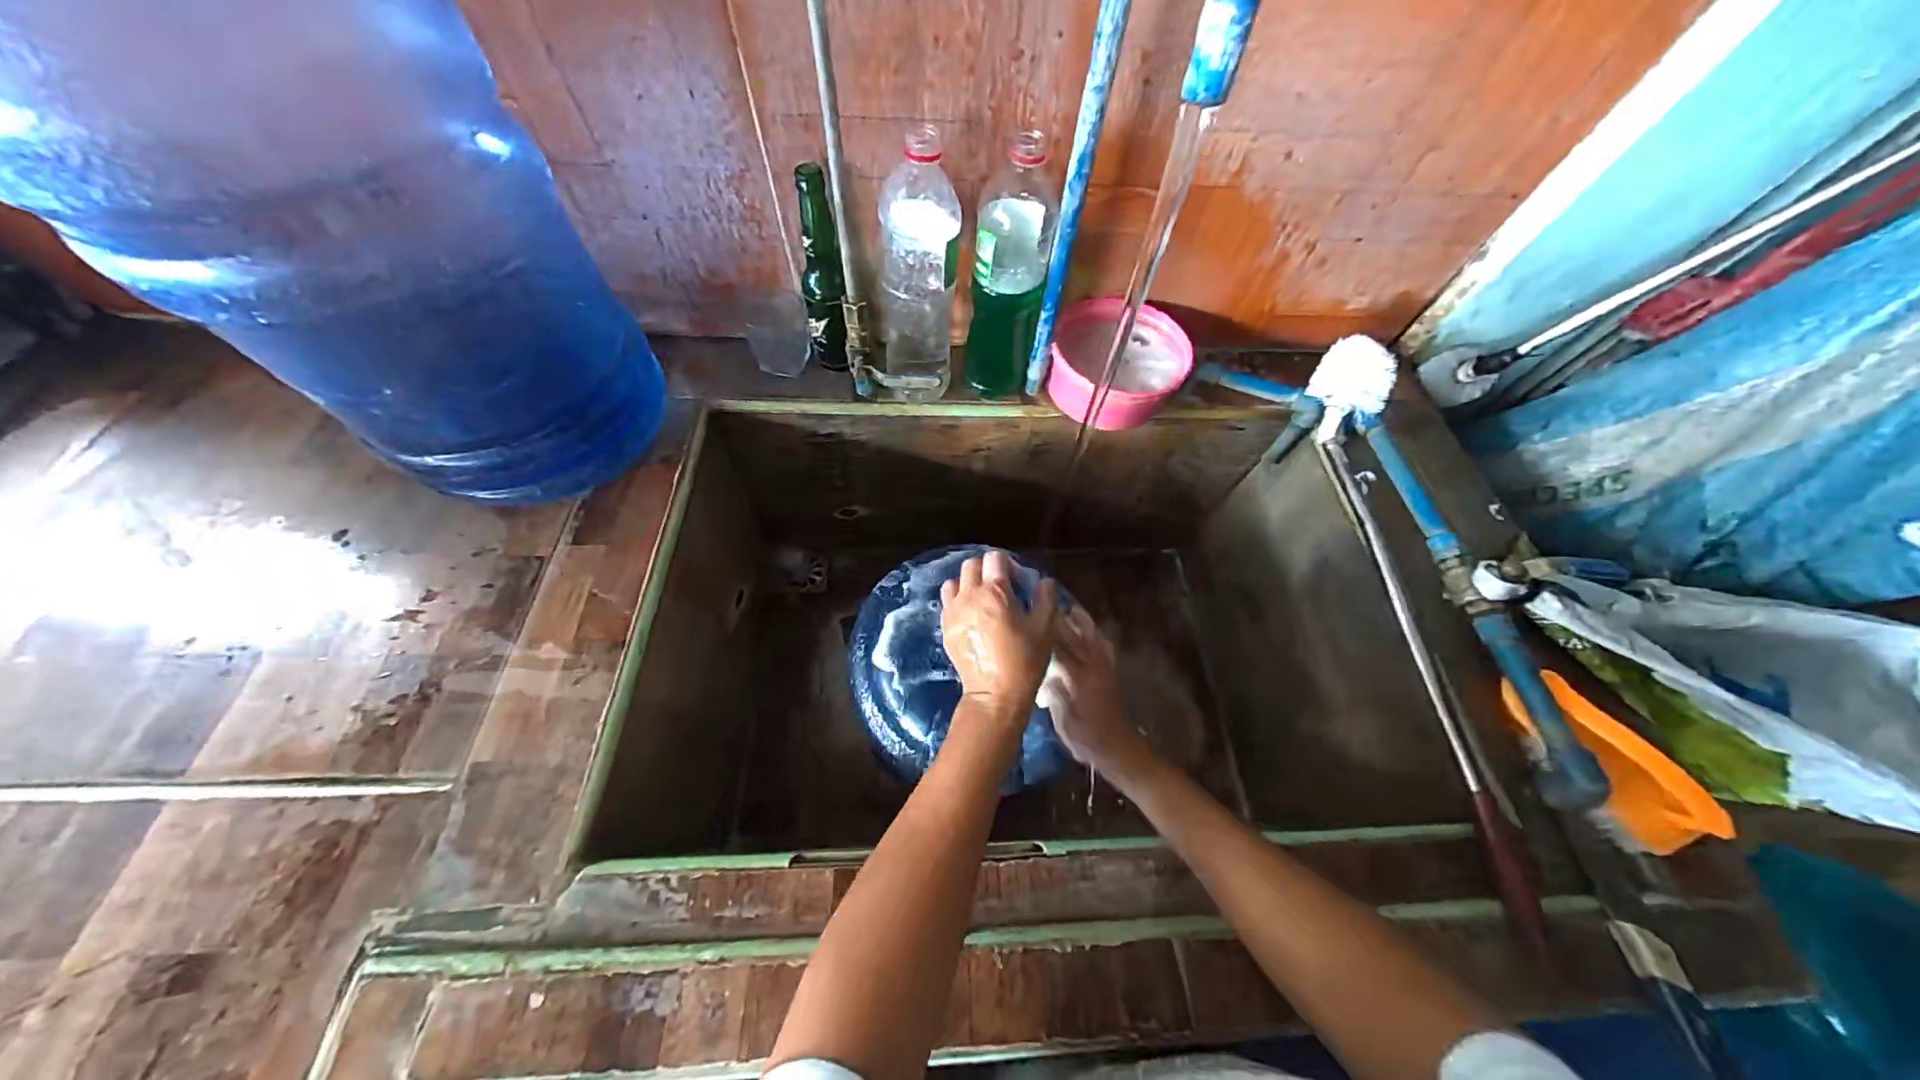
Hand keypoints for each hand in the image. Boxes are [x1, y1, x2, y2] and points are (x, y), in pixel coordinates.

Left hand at [939, 551, 1057, 720]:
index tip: (1017, 579)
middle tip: (1001, 587)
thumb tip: (1044, 582)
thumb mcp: (1045, 628)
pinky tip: (972, 616)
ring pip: (955, 581)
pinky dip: (958, 601)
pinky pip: (948, 602)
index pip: (994, 558)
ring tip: (982, 600)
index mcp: (994, 593)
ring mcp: (953, 612)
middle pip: (972, 565)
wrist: (994, 695)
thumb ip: (1046, 598)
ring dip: (968, 584)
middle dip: (987, 569)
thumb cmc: (1024, 661)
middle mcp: (969, 597)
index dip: (1007, 564)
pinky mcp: (945, 627)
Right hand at [1046, 606, 1156, 783]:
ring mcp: (1106, 669)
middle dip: (1062, 620)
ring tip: (1071, 610)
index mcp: (1079, 678)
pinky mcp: (1113, 673)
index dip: (1045, 632)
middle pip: (1077, 637)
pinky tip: (1092, 632)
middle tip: (1048, 605)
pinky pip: (1106, 647)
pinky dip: (1098, 636)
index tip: (1031, 618)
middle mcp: (1094, 668)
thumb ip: (1054, 692)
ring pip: (1095, 637)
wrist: (1118, 749)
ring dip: (1083, 623)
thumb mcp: (1063, 719)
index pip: (1059, 648)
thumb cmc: (1086, 739)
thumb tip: (1042, 670)